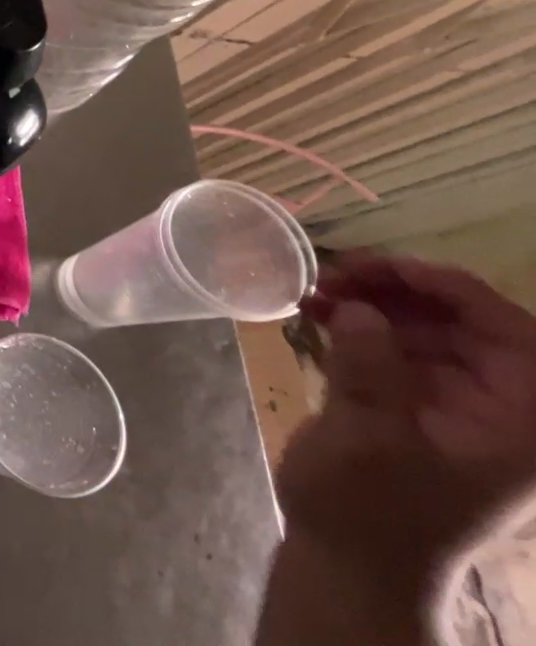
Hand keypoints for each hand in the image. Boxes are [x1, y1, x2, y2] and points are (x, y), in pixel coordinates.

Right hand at [278, 252, 535, 589]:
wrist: (349, 562)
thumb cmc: (370, 507)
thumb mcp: (369, 437)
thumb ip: (369, 369)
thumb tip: (358, 308)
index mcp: (521, 421)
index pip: (512, 334)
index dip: (453, 291)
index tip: (384, 267)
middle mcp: (499, 407)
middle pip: (468, 326)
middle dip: (402, 292)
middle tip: (335, 273)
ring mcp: (453, 406)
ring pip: (427, 332)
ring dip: (374, 304)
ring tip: (315, 289)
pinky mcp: (410, 406)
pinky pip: (394, 350)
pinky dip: (359, 326)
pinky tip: (316, 313)